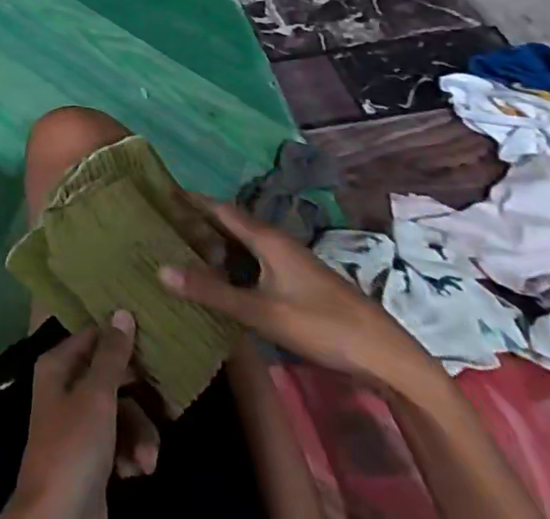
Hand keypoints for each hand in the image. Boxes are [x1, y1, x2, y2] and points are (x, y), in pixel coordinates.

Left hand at [3, 311, 158, 518]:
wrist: (60, 513)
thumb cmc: (74, 445)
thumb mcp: (97, 396)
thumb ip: (111, 356)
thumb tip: (121, 311)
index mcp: (57, 365)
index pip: (93, 337)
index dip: (122, 339)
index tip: (156, 342)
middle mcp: (65, 386)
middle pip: (112, 376)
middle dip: (141, 397)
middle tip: (166, 405)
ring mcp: (79, 421)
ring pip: (123, 412)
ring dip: (140, 436)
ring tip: (145, 460)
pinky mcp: (92, 452)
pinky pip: (121, 440)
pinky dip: (131, 455)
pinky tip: (135, 472)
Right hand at [159, 193, 434, 387]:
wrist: (389, 358)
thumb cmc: (323, 326)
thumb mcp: (261, 311)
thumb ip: (212, 291)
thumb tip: (159, 269)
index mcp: (268, 240)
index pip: (221, 208)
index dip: (191, 199)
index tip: (160, 191)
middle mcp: (278, 244)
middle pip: (231, 223)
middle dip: (198, 218)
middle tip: (162, 219)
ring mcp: (291, 263)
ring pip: (244, 242)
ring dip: (215, 241)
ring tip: (180, 244)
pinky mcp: (298, 282)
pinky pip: (254, 259)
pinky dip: (231, 259)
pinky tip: (219, 275)